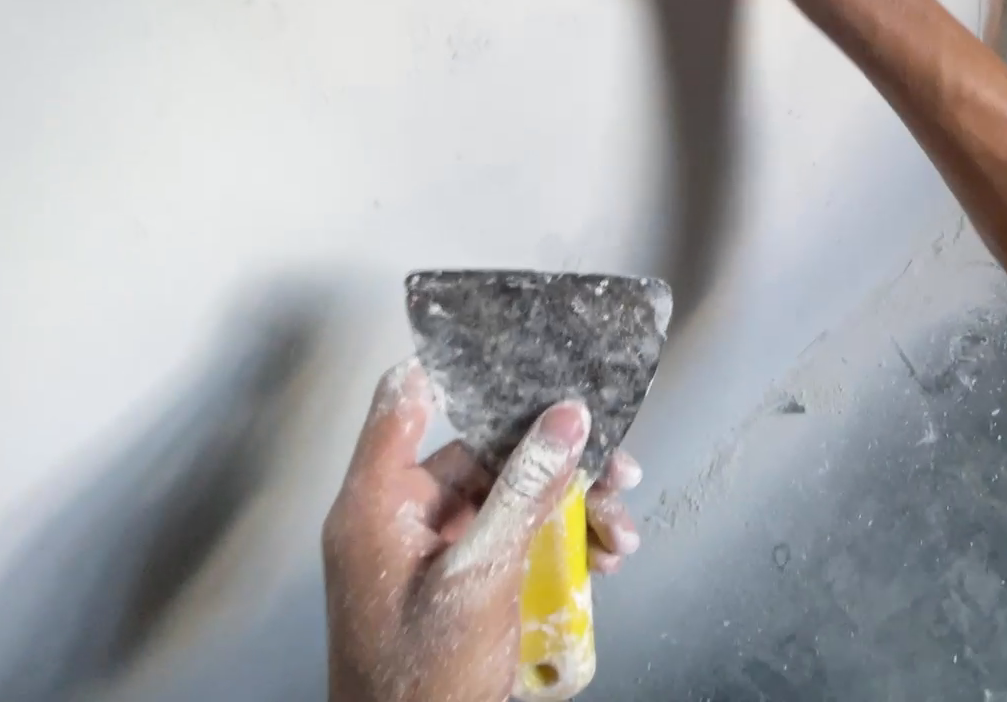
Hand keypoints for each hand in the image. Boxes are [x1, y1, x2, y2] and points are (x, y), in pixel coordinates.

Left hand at [322, 360, 644, 701]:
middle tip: (620, 464)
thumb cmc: (427, 675)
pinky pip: (529, 529)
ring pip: (523, 488)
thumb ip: (525, 490)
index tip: (513, 339)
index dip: (448, 364)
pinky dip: (573, 536)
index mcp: (381, 504)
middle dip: (562, 456)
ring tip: (625, 525)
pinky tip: (611, 554)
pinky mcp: (476, 570)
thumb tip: (571, 412)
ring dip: (581, 502)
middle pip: (491, 448)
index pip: (402, 404)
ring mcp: (446, 543)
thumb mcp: (480, 575)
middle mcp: (412, 512)